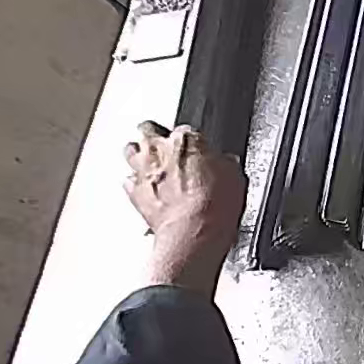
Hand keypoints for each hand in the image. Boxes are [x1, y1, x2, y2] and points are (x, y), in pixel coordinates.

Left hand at [123, 121, 243, 295]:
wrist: (194, 233)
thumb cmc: (214, 206)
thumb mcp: (235, 178)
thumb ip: (226, 164)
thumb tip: (226, 164)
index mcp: (186, 139)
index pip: (186, 129)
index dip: (193, 142)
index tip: (199, 153)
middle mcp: (159, 150)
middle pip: (148, 130)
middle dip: (156, 138)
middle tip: (168, 150)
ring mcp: (143, 171)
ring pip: (130, 151)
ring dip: (140, 156)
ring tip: (153, 166)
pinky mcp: (134, 194)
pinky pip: (129, 182)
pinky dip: (137, 185)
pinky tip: (149, 192)